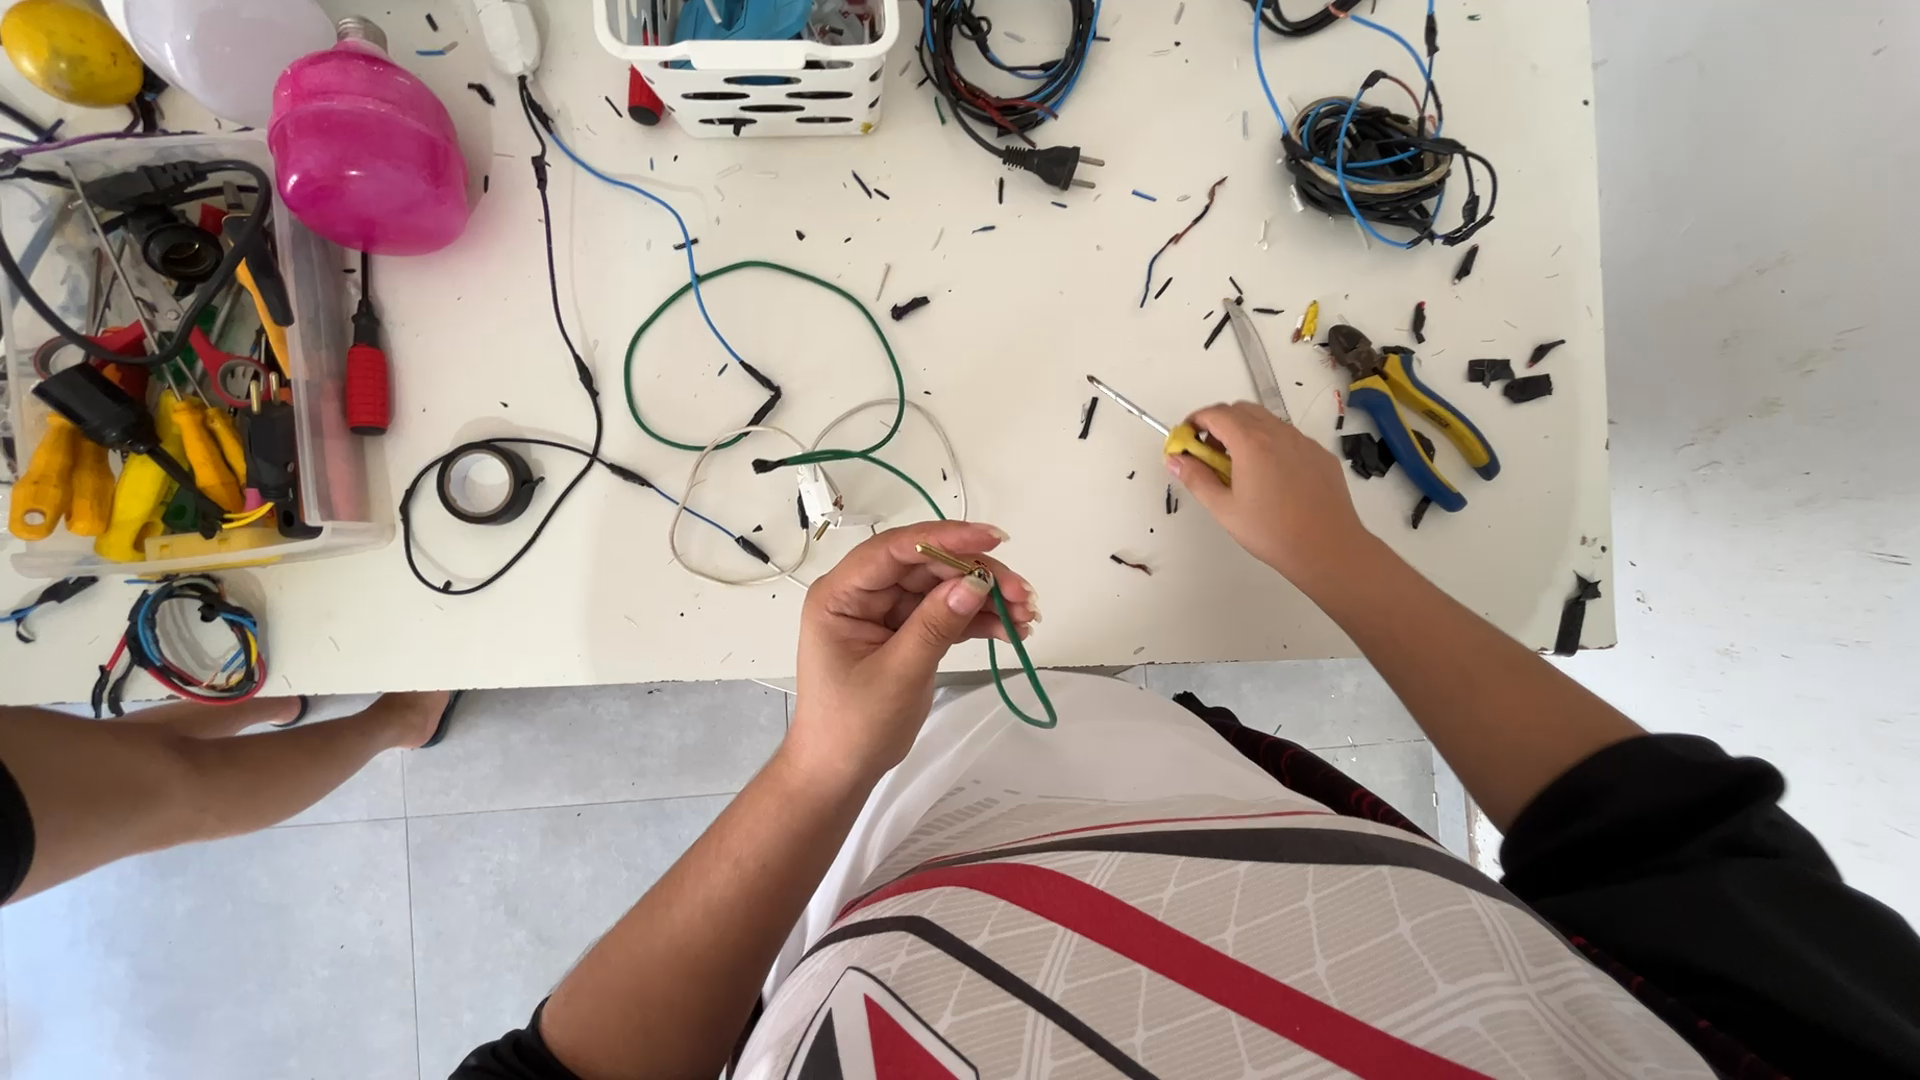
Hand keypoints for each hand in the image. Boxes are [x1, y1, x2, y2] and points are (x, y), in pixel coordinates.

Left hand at [788, 521, 1035, 786]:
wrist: (840, 772)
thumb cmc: (852, 727)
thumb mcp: (896, 675)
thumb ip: (935, 625)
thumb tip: (975, 583)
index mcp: (841, 594)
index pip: (895, 550)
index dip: (944, 539)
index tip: (990, 541)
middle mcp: (864, 594)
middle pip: (927, 567)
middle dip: (977, 575)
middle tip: (1022, 594)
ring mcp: (887, 612)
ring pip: (943, 588)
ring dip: (985, 598)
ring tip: (1026, 615)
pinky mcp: (907, 631)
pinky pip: (947, 613)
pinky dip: (978, 620)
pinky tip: (1011, 629)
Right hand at [1168, 401, 1368, 581]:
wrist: (1327, 546)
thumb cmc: (1270, 530)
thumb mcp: (1223, 508)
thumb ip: (1196, 478)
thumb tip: (1175, 459)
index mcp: (1251, 443)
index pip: (1216, 414)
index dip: (1195, 421)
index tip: (1186, 438)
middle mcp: (1279, 433)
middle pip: (1241, 410)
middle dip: (1219, 424)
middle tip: (1209, 454)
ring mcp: (1304, 442)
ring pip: (1267, 422)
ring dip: (1245, 433)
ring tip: (1239, 468)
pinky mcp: (1320, 455)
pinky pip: (1289, 438)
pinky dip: (1270, 445)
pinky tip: (1270, 478)